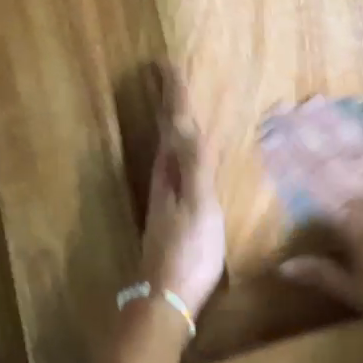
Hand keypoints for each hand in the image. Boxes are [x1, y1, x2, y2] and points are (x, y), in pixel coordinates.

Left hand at [137, 74, 225, 315]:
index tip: (166, 63)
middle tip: (165, 76)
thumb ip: (195, 166)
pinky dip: (181, 155)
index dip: (172, 96)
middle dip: (168, 105)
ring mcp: (166, 201)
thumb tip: (188, 122)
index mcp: (171, 174)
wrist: (167, 300)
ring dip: (172, 128)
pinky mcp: (173, 218)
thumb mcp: (199, 207)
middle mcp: (164, 182)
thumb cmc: (189, 253)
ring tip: (177, 110)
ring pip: (168, 154)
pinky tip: (186, 164)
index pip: (173, 125)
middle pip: (166, 135)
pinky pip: (176, 173)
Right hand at [265, 99, 362, 334]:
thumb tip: (284, 265)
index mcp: (351, 222)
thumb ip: (324, 274)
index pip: (310, 183)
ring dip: (336, 123)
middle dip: (302, 131)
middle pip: (330, 158)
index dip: (287, 159)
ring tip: (314, 100)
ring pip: (361, 147)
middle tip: (280, 106)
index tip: (266, 136)